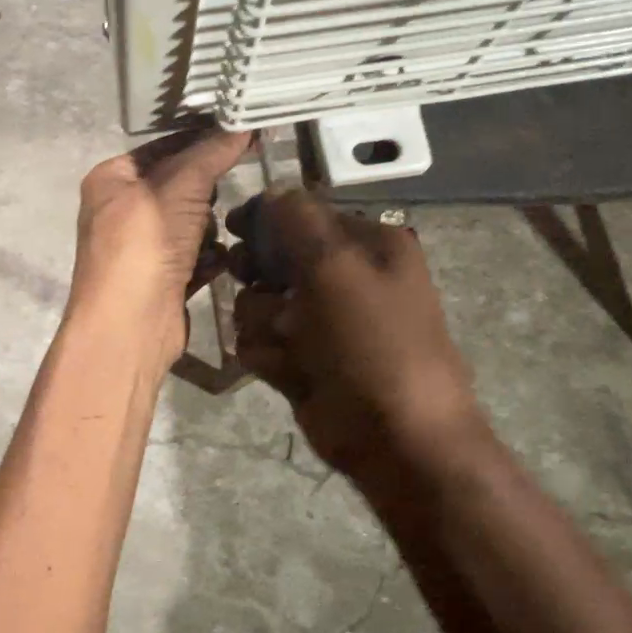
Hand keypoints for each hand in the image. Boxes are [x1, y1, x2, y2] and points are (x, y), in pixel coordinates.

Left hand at [69, 128, 254, 370]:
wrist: (129, 327)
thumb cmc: (144, 245)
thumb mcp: (178, 188)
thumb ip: (211, 154)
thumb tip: (243, 124)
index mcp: (111, 179)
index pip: (162, 146)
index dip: (201, 138)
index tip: (243, 132)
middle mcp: (120, 209)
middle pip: (177, 184)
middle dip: (207, 188)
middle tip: (240, 177)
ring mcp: (139, 247)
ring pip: (189, 221)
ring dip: (210, 224)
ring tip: (231, 222)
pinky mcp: (160, 279)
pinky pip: (194, 256)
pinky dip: (209, 256)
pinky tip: (223, 257)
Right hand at [230, 191, 477, 478]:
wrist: (396, 437)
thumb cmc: (372, 341)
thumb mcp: (337, 266)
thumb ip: (297, 220)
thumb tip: (269, 195)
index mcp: (367, 246)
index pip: (302, 213)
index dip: (266, 218)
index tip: (234, 226)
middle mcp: (344, 278)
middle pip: (273, 257)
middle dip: (257, 272)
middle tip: (251, 281)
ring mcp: (320, 324)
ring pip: (258, 303)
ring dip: (262, 319)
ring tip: (285, 341)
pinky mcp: (300, 362)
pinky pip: (258, 343)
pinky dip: (265, 354)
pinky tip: (283, 369)